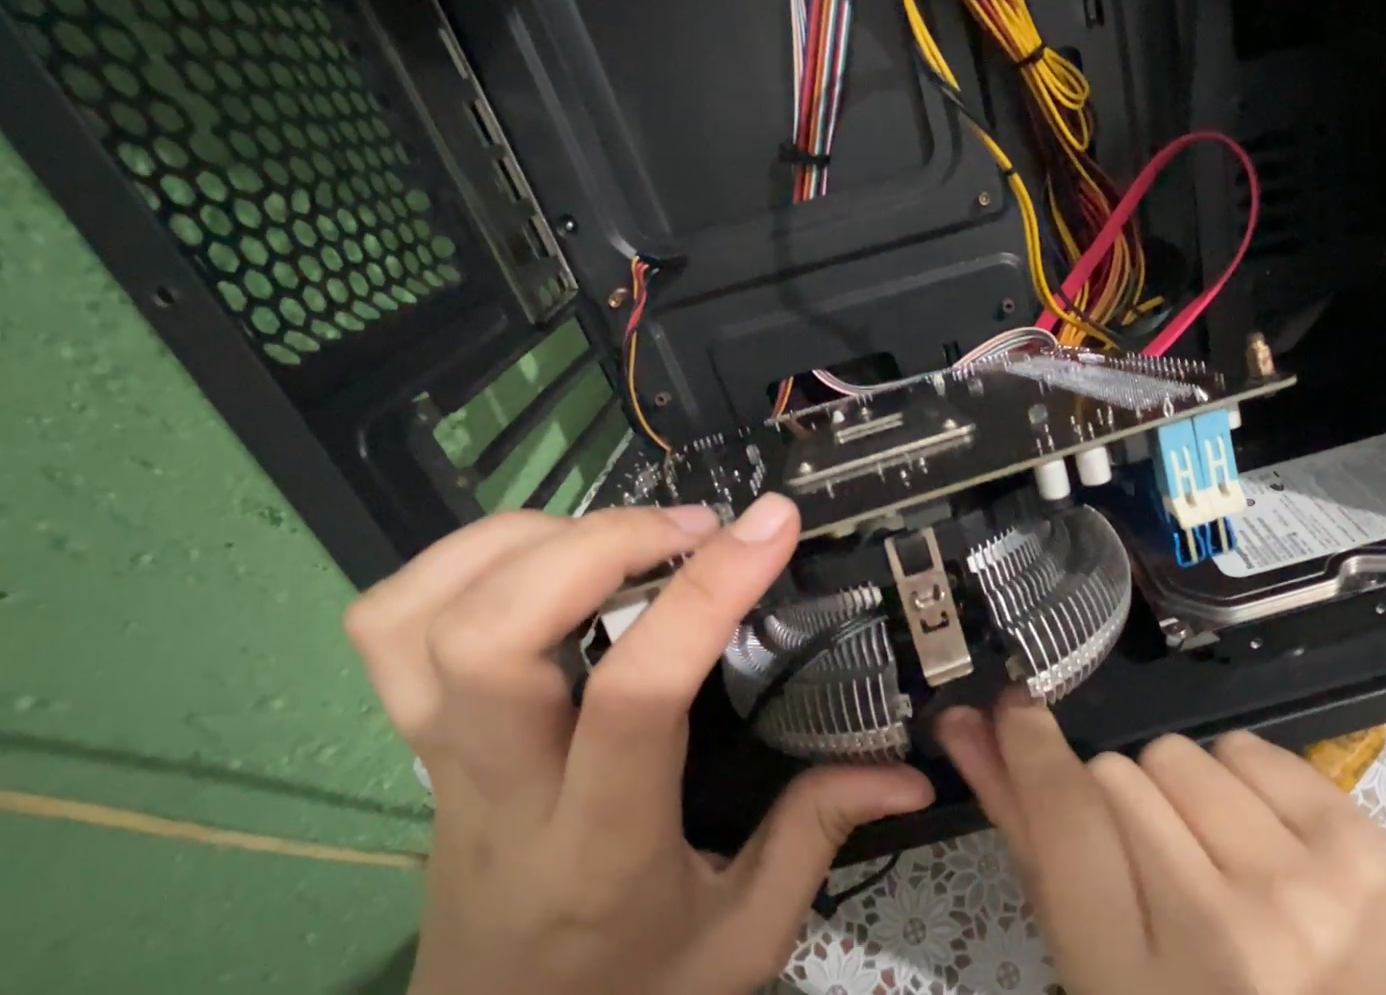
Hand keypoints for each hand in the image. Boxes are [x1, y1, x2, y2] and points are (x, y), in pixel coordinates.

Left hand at [346, 495, 933, 994]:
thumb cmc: (633, 992)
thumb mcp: (744, 935)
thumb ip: (819, 835)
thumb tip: (910, 768)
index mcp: (600, 845)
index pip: (637, 695)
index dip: (706, 592)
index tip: (771, 525)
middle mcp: (502, 792)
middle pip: (493, 637)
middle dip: (600, 546)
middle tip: (692, 526)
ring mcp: (440, 764)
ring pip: (424, 619)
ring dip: (528, 540)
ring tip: (622, 532)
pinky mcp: (416, 745)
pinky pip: (387, 628)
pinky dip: (459, 560)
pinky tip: (541, 556)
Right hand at [940, 695, 1385, 994]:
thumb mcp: (1089, 954)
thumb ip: (1027, 835)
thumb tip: (969, 728)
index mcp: (1138, 980)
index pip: (1065, 815)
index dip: (1029, 746)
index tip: (1015, 708)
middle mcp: (1225, 932)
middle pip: (1118, 772)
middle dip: (1115, 803)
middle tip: (1145, 863)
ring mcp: (1304, 885)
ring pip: (1178, 752)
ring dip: (1176, 792)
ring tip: (1206, 859)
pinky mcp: (1358, 842)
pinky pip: (1247, 747)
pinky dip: (1237, 781)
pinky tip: (1258, 843)